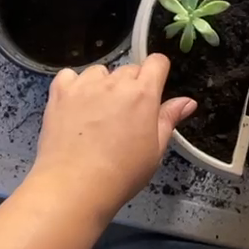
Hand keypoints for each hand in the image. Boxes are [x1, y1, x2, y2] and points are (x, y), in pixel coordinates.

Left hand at [25, 53, 196, 224]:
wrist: (74, 186)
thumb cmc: (122, 173)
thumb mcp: (155, 150)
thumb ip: (169, 119)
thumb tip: (188, 101)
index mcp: (143, 93)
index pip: (157, 61)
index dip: (158, 73)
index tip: (154, 90)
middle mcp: (115, 81)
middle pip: (129, 69)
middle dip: (131, 86)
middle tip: (125, 115)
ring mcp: (85, 85)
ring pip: (100, 72)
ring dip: (103, 85)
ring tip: (97, 112)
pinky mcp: (61, 92)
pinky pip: (69, 75)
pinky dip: (73, 86)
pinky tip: (74, 105)